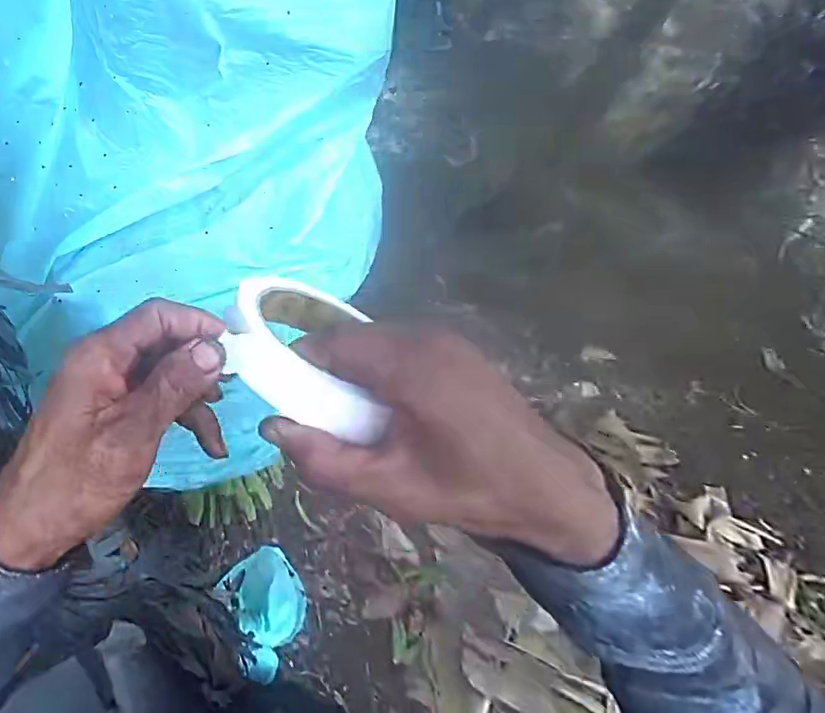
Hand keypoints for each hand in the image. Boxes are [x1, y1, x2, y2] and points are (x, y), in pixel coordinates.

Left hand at [0, 299, 226, 570]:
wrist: (28, 529)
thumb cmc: (78, 481)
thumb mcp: (133, 433)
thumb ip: (173, 386)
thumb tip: (213, 349)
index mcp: (101, 354)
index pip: (155, 316)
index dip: (195, 321)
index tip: (232, 342)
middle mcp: (102, 359)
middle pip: (160, 342)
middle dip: (198, 363)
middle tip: (231, 387)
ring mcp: (104, 384)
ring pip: (161, 371)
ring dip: (192, 395)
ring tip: (216, 429)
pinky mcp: (108, 407)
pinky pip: (150, 396)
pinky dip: (177, 414)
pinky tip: (205, 443)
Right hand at [259, 322, 619, 565]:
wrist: (551, 489)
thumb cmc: (469, 489)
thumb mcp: (391, 487)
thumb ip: (325, 460)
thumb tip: (273, 428)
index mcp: (408, 363)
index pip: (331, 342)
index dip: (301, 363)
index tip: (289, 395)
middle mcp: (424, 335)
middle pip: (351, 337)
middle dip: (328, 369)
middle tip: (325, 414)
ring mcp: (444, 335)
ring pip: (374, 338)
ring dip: (355, 367)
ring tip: (359, 414)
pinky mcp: (456, 344)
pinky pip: (399, 343)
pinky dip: (381, 365)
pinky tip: (393, 405)